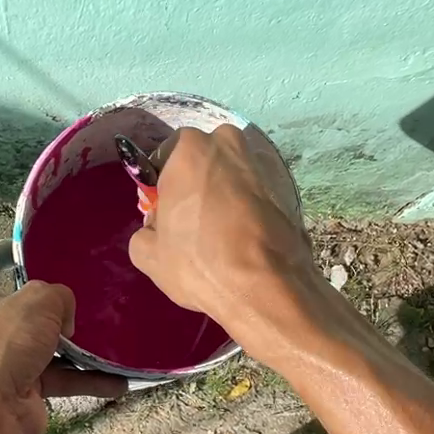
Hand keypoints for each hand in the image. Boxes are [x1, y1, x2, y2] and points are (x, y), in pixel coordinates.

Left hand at [0, 241, 125, 433]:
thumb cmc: (0, 342)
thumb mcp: (38, 301)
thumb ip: (59, 295)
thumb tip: (63, 318)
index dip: (12, 250)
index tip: (39, 244)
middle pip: (20, 304)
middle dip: (53, 304)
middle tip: (87, 293)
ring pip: (42, 343)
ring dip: (77, 347)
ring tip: (112, 336)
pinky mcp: (17, 386)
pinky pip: (56, 376)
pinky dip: (84, 379)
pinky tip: (117, 380)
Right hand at [127, 125, 319, 345]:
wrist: (263, 287)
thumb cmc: (197, 261)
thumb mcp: (147, 253)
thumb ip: (145, 229)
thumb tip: (156, 227)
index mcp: (191, 149)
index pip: (165, 157)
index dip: (161, 186)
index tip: (163, 211)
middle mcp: (230, 146)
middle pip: (204, 160)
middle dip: (196, 183)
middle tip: (190, 221)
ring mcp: (263, 166)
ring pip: (233, 176)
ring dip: (224, 197)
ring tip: (219, 236)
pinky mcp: (288, 191)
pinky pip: (256, 196)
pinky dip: (247, 212)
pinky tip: (242, 242)